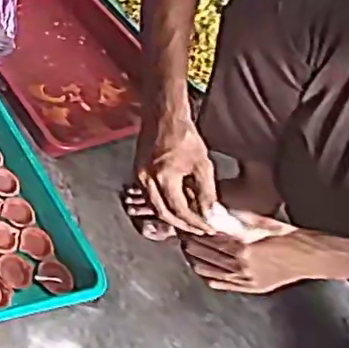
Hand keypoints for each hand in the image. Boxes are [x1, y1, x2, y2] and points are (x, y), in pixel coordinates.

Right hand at [132, 111, 217, 236]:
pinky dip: (163, 204)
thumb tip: (210, 215)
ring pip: (154, 205)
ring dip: (172, 216)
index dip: (195, 222)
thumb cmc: (185, 138)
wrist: (163, 118)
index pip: (179, 210)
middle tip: (201, 229)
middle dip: (182, 224)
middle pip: (162, 212)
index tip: (210, 228)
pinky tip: (178, 203)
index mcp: (163, 178)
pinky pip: (149, 195)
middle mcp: (146, 179)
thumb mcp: (203, 166)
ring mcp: (139, 176)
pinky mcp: (137, 172)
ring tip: (191, 219)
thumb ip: (206, 193)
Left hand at [179, 211, 333, 292]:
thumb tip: (206, 208)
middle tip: (183, 231)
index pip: (203, 238)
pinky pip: (216, 282)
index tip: (184, 221)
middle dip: (187, 240)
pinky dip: (205, 271)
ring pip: (202, 269)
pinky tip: (204, 261)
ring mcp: (244, 280)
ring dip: (193, 256)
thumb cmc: (287, 235)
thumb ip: (230, 217)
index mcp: (241, 248)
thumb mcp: (257, 221)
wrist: (313, 257)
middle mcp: (240, 267)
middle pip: (198, 253)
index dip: (191, 228)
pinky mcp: (250, 288)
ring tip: (191, 245)